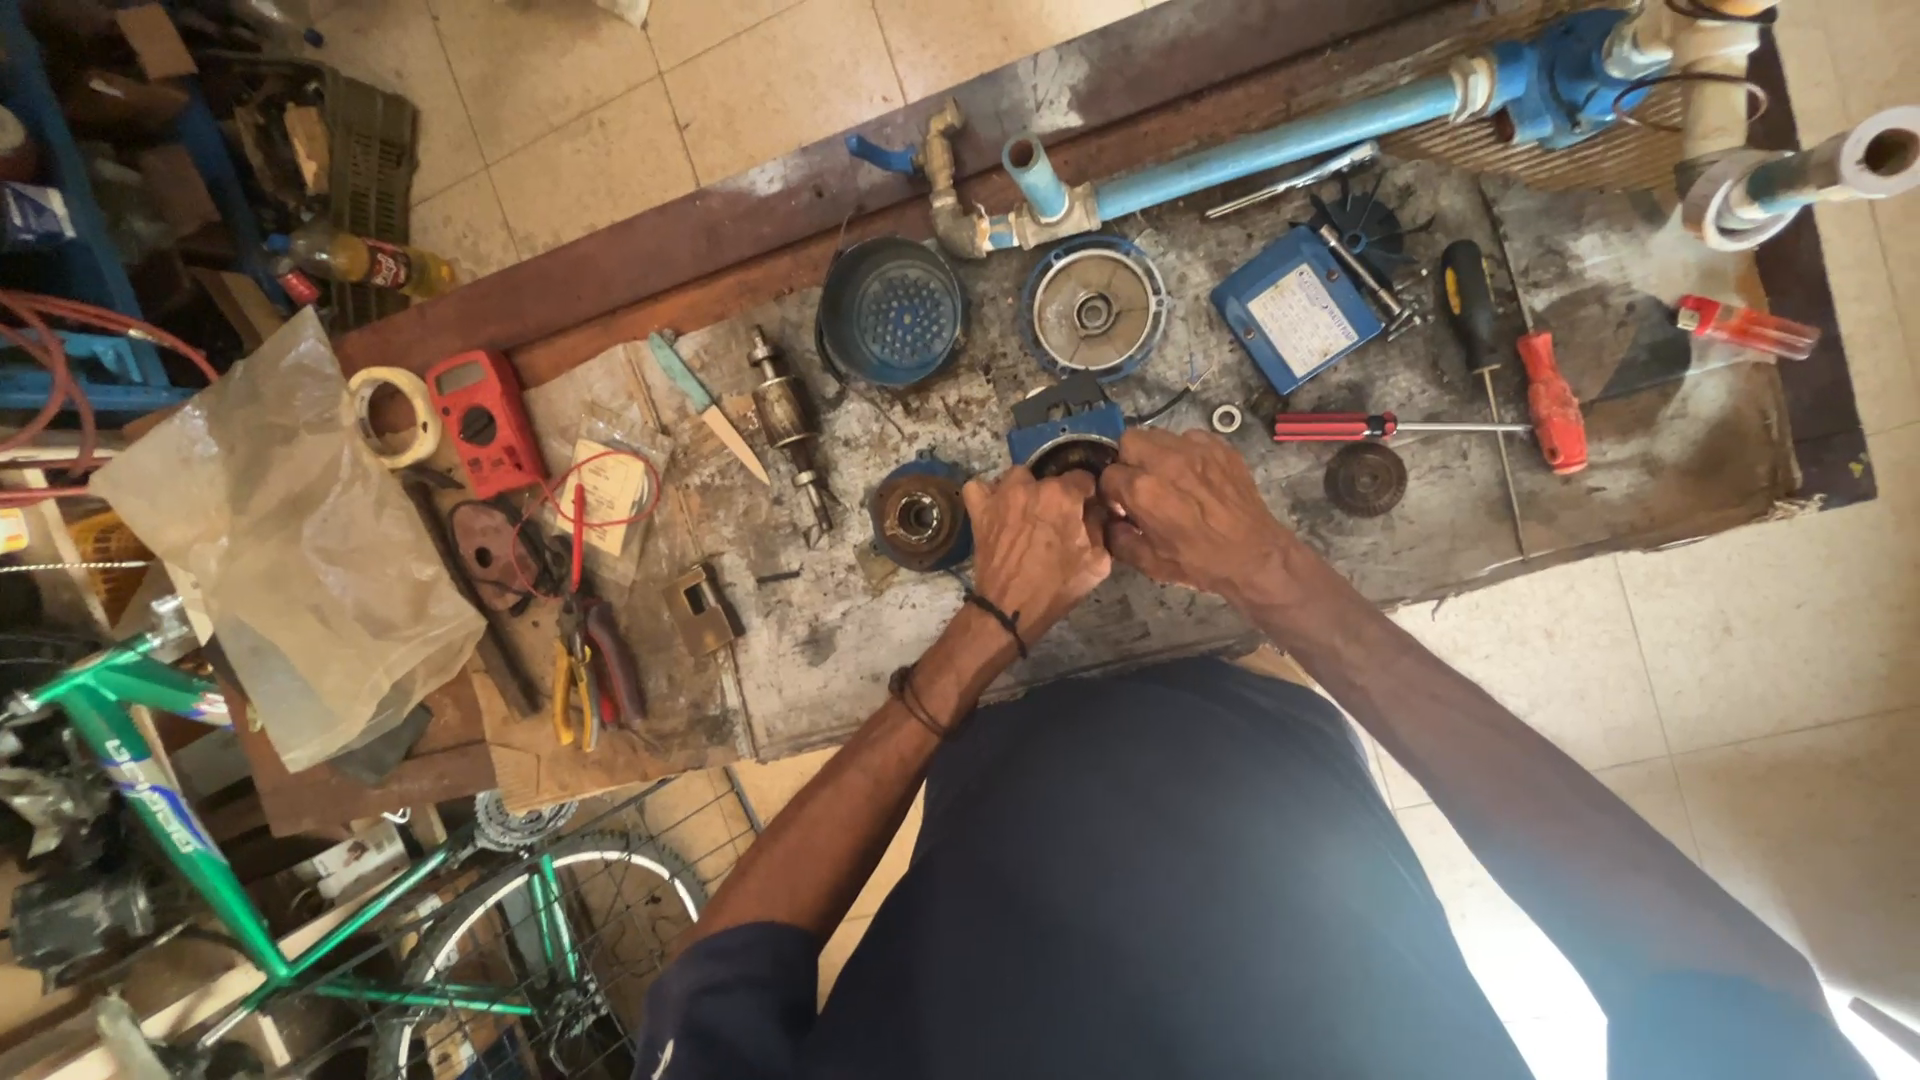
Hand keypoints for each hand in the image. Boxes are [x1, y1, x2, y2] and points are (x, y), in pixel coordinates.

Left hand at [961, 467, 1111, 642]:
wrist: (1010, 609)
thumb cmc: (1056, 587)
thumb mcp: (1098, 562)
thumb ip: (1100, 527)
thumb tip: (1096, 511)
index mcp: (1062, 496)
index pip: (1082, 478)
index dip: (1087, 494)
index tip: (1086, 510)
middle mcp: (1030, 487)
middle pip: (1049, 478)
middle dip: (1056, 495)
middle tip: (1057, 519)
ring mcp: (1000, 496)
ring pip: (1016, 477)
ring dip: (1024, 490)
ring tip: (1027, 512)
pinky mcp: (979, 510)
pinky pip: (979, 487)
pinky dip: (988, 494)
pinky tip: (997, 508)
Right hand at [1098, 428, 1302, 609]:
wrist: (1254, 556)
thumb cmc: (1199, 563)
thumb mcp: (1149, 562)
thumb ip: (1118, 539)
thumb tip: (1111, 522)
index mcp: (1144, 490)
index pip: (1109, 475)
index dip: (1111, 492)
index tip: (1122, 505)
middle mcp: (1166, 461)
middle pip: (1128, 441)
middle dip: (1127, 461)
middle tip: (1140, 484)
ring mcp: (1195, 450)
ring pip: (1158, 435)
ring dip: (1154, 454)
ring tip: (1167, 477)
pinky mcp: (1219, 447)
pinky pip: (1189, 437)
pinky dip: (1184, 452)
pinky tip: (1193, 475)